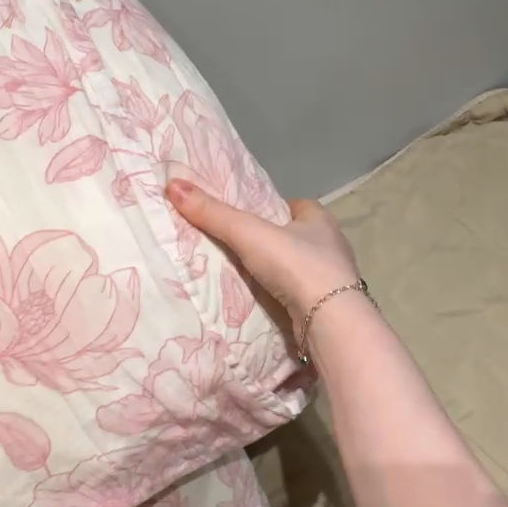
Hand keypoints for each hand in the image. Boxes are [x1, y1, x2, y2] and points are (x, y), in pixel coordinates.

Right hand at [165, 178, 359, 317]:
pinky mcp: (328, 308)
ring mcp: (333, 280)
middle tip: (242, 249)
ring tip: (248, 277)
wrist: (329, 321)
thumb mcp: (248, 234)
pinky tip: (266, 303)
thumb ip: (214, 214)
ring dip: (280, 272)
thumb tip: (173, 185)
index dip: (273, 209)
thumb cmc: (296, 266)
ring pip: (301, 269)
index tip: (248, 217)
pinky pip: (301, 296)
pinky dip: (286, 298)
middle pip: (298, 238)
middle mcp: (332, 246)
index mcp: (320, 220)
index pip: (295, 206)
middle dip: (275, 242)